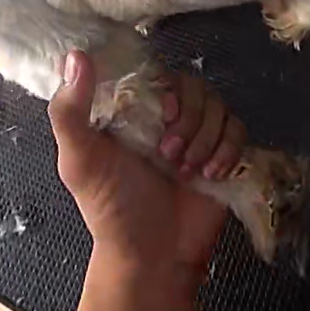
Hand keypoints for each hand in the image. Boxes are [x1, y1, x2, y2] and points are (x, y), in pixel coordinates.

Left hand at [48, 50, 238, 280]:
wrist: (153, 256)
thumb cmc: (112, 207)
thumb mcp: (80, 160)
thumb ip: (70, 110)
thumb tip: (75, 54)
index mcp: (136, 111)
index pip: (162, 74)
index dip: (169, 90)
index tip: (163, 115)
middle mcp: (170, 117)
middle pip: (197, 87)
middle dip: (190, 121)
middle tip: (170, 155)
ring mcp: (200, 134)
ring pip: (220, 107)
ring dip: (207, 139)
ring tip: (188, 171)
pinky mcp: (223, 153)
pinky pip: (239, 129)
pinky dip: (227, 150)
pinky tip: (210, 174)